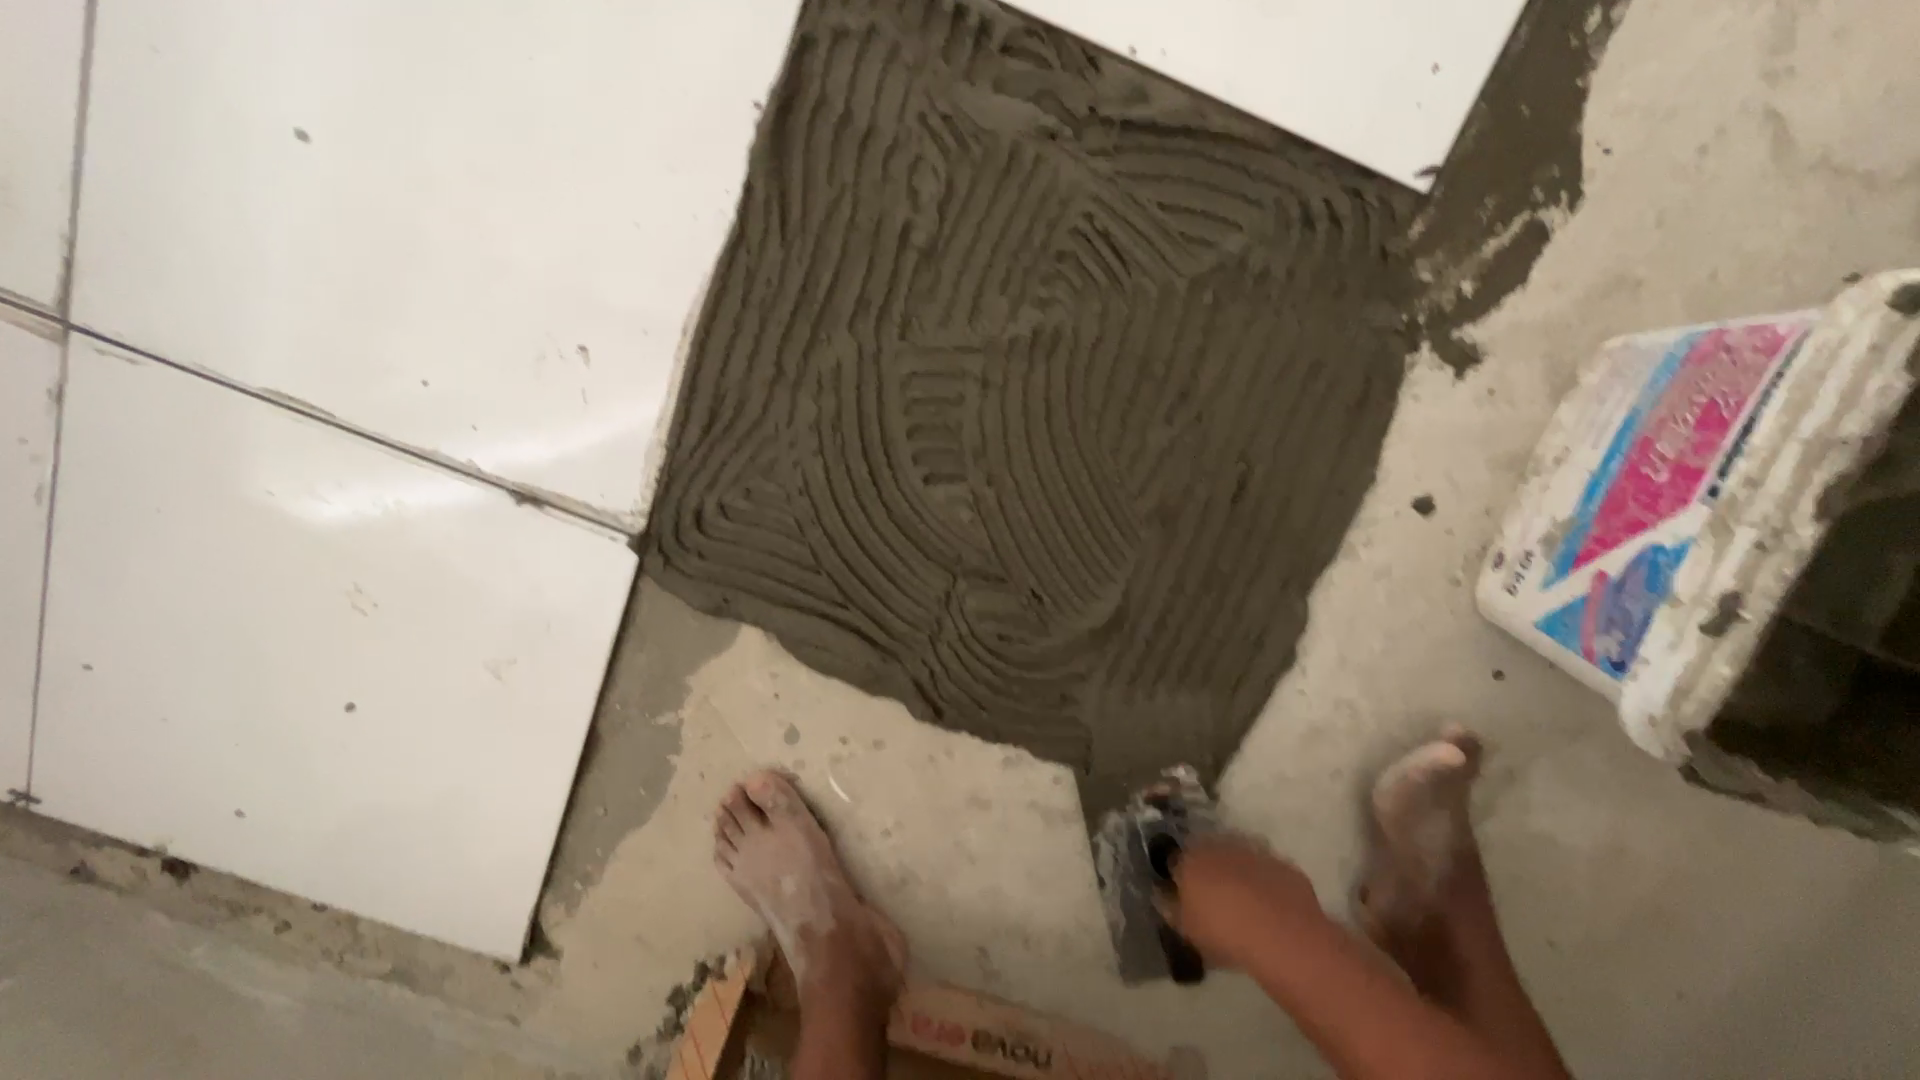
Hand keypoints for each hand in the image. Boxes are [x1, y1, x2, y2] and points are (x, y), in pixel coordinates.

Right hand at [1159, 833, 1319, 970]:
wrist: (1283, 934)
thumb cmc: (1223, 932)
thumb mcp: (1186, 930)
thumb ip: (1170, 909)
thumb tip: (1162, 896)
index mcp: (1190, 860)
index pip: (1174, 861)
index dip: (1176, 878)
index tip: (1181, 895)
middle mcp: (1220, 847)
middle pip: (1208, 855)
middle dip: (1208, 872)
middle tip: (1212, 900)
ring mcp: (1254, 853)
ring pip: (1239, 860)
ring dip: (1237, 875)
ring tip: (1242, 904)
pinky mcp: (1283, 865)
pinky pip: (1266, 871)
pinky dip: (1264, 884)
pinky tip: (1269, 908)